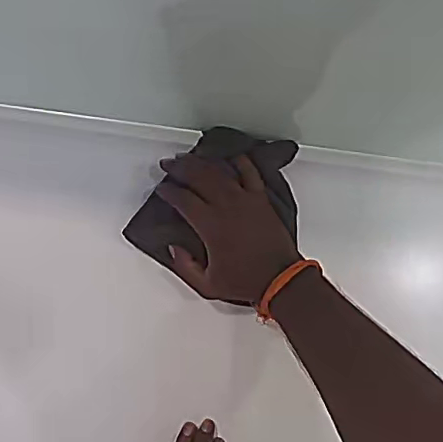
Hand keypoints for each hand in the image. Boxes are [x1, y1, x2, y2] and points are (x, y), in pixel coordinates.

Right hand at [155, 154, 301, 303]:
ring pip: (220, 172)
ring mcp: (246, 201)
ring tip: (190, 157)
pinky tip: (233, 157)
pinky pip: (251, 174)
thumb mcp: (206, 284)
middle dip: (180, 168)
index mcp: (211, 227)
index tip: (162, 190)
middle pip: (199, 177)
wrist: (280, 279)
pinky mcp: (261, 200)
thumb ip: (184, 266)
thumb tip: (174, 248)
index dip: (169, 192)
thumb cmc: (245, 281)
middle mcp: (227, 208)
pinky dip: (241, 162)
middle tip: (169, 164)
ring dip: (202, 161)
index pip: (184, 200)